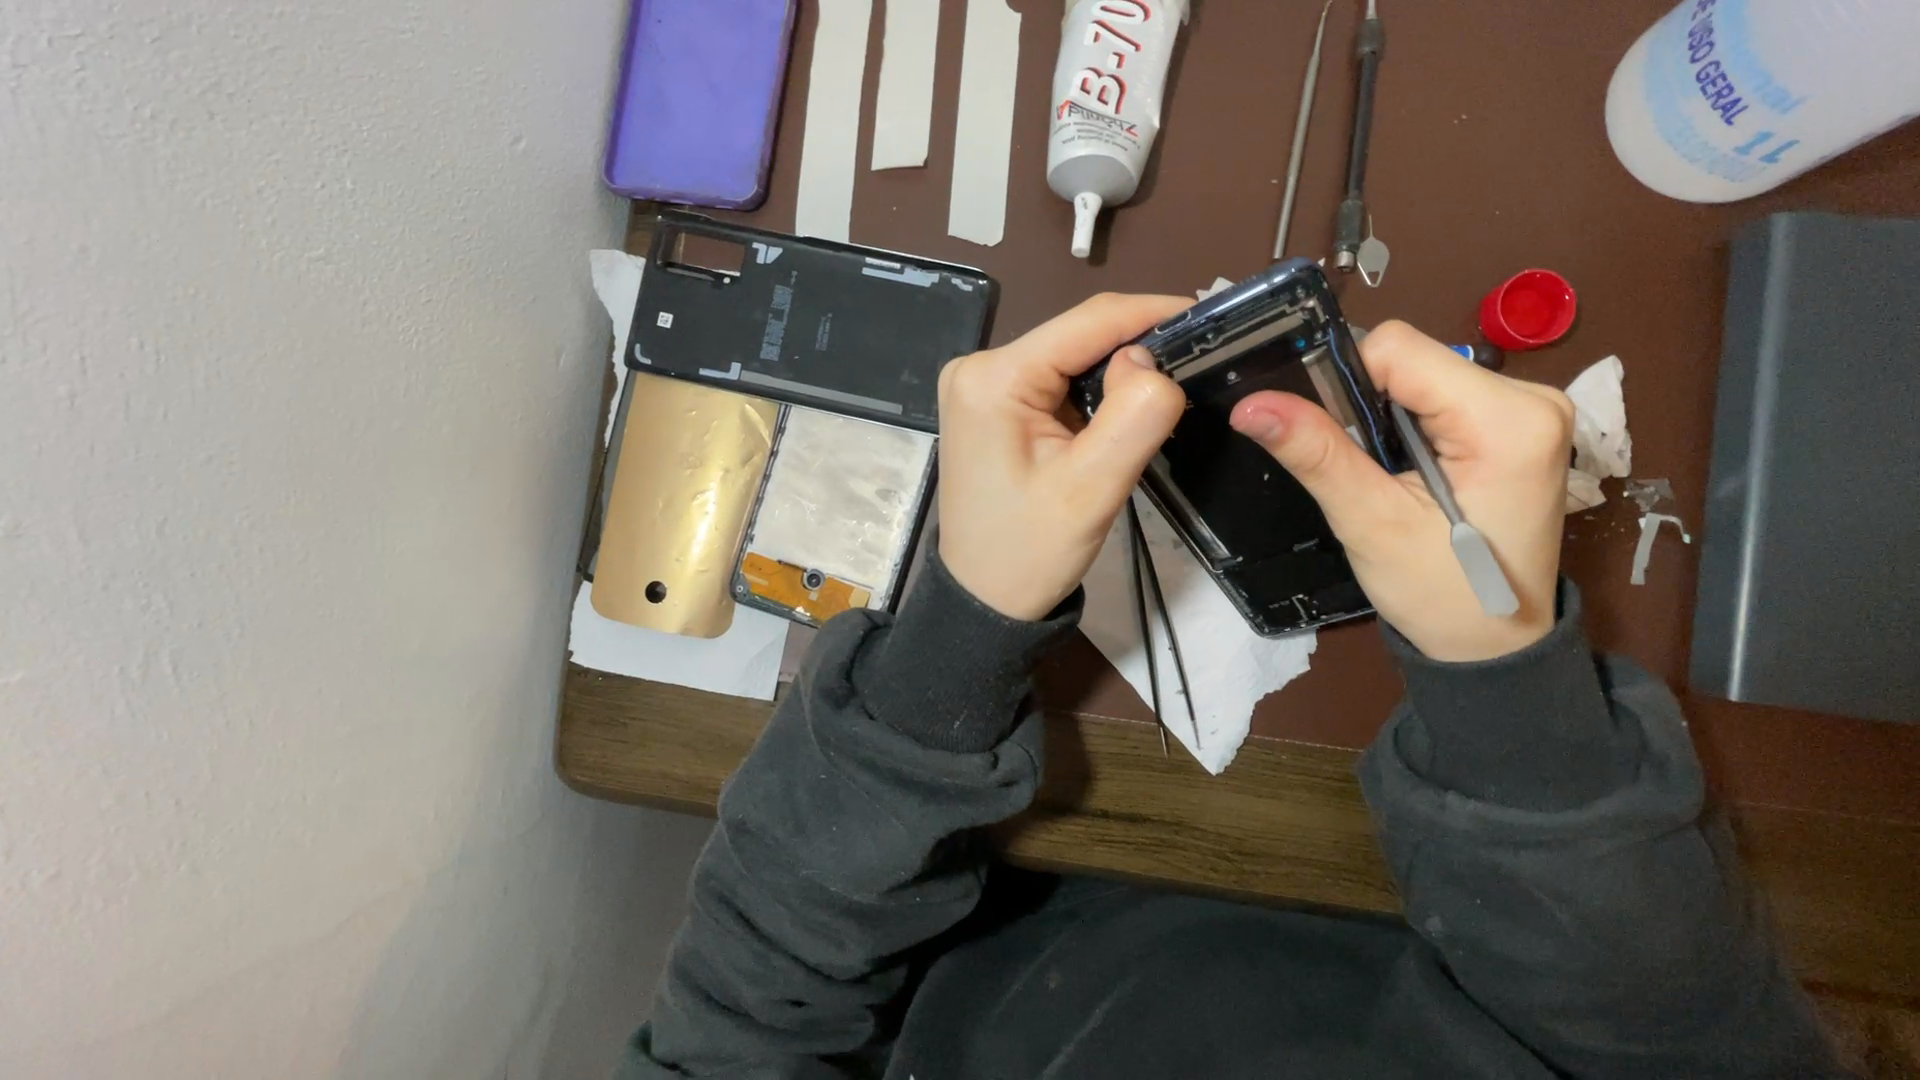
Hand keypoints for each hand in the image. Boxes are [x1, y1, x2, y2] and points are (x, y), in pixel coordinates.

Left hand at [937, 293, 1190, 620]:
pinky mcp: (993, 406)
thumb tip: (1152, 357)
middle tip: (1199, 362)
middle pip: (1078, 337)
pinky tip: (1125, 410)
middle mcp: (979, 368)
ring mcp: (983, 386)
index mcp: (993, 379)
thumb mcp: (1091, 490)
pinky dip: (1095, 394)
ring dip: (1119, 373)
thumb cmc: (1029, 553)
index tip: (1211, 317)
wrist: (985, 598)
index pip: (1087, 323)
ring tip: (1171, 389)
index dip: (1153, 313)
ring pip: (1072, 358)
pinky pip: (1057, 382)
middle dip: (1138, 348)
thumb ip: (1133, 416)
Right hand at [1229, 321, 1573, 661]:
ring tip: (1381, 472)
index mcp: (1507, 418)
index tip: (1326, 433)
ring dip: (1382, 414)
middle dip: (1364, 403)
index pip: (1397, 349)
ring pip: (1420, 373)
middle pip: (1410, 358)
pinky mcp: (1517, 423)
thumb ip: (1316, 453)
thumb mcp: (1370, 522)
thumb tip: (1250, 404)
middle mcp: (1531, 395)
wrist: (1494, 644)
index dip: (1343, 381)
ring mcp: (1528, 407)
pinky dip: (1404, 422)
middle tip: (1356, 465)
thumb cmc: (1439, 592)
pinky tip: (1404, 466)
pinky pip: (1438, 393)